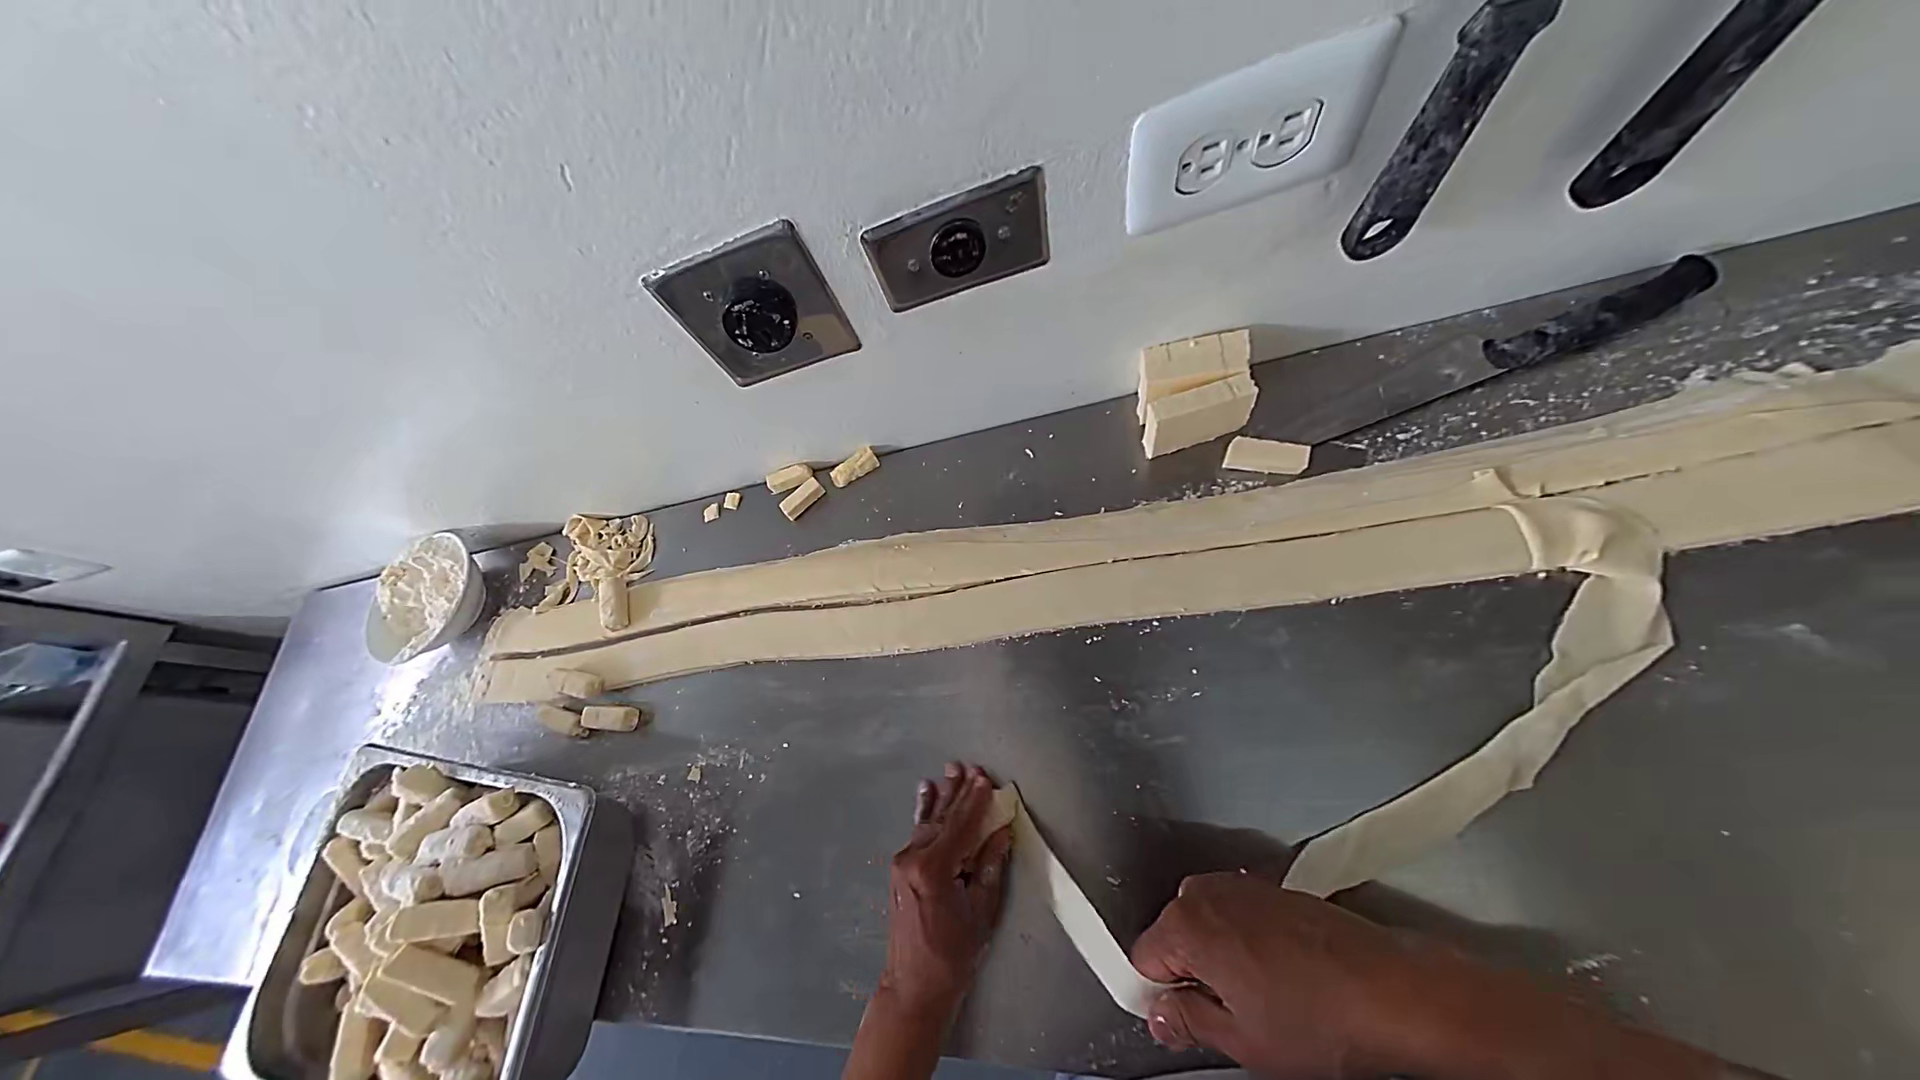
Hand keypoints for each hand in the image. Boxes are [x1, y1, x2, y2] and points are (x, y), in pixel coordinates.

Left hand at [879, 762, 1013, 1012]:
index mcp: (933, 869)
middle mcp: (913, 858)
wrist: (914, 984)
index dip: (977, 802)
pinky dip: (926, 811)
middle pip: (944, 818)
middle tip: (971, 768)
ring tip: (951, 771)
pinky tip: (927, 793)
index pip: (962, 825)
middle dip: (960, 792)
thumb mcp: (981, 910)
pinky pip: (918, 832)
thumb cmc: (952, 955)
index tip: (987, 780)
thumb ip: (990, 866)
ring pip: (929, 821)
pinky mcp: (900, 868)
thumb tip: (1000, 832)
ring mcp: (902, 862)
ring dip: (944, 797)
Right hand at [1131, 871, 1443, 1077]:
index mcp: (1187, 923)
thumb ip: (1187, 1022)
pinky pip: (1235, 915)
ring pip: (1204, 925)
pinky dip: (1247, 941)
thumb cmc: (1326, 1015)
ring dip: (1220, 957)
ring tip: (1263, 995)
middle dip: (1191, 973)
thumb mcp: (1243, 1042)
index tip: (1178, 1016)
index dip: (1159, 995)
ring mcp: (1239, 885)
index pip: (1141, 959)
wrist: (1394, 991)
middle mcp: (1207, 892)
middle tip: (1230, 1013)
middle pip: (1171, 936)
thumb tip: (1165, 1017)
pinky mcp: (1268, 886)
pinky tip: (1281, 975)